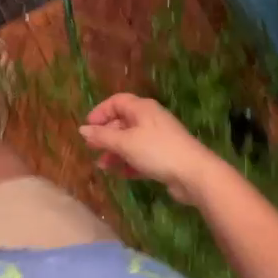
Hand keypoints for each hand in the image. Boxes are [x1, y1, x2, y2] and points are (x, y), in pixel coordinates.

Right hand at [79, 94, 225, 204]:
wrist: (194, 174)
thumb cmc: (157, 151)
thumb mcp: (125, 143)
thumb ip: (102, 137)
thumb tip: (82, 130)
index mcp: (141, 108)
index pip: (116, 102)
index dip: (100, 113)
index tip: (87, 128)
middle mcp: (150, 119)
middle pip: (122, 122)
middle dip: (106, 136)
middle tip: (93, 149)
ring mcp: (158, 138)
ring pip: (131, 141)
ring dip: (116, 152)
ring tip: (104, 166)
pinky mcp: (164, 156)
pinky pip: (141, 155)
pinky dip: (130, 163)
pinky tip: (122, 174)